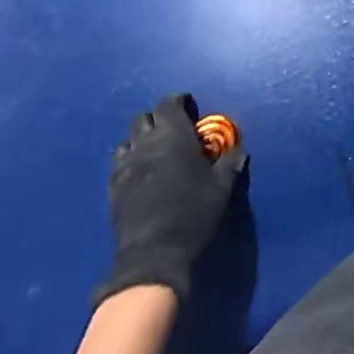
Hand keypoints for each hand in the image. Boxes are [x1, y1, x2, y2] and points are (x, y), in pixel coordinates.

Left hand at [95, 94, 244, 306]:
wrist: (154, 251)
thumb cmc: (193, 213)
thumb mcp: (220, 188)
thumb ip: (229, 164)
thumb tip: (240, 149)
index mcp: (173, 135)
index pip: (169, 103)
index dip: (178, 101)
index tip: (188, 107)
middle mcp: (146, 141)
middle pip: (144, 117)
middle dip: (158, 118)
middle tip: (172, 130)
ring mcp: (125, 162)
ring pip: (128, 138)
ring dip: (140, 139)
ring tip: (153, 151)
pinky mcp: (113, 184)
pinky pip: (118, 162)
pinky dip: (129, 160)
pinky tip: (139, 173)